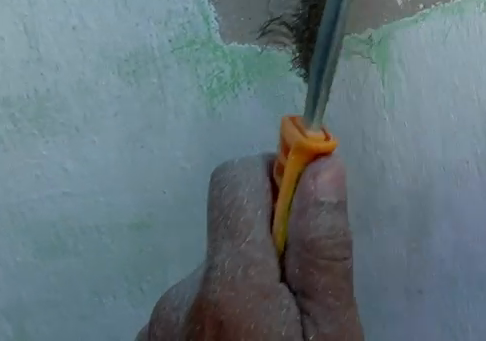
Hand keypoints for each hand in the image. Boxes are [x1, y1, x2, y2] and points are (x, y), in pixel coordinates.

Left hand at [140, 154, 363, 340]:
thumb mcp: (332, 334)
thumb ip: (323, 247)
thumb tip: (322, 164)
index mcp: (226, 286)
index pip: (234, 180)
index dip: (274, 178)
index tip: (304, 211)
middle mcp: (176, 302)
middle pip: (228, 235)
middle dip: (269, 250)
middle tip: (302, 309)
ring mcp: (153, 335)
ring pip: (212, 278)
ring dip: (243, 293)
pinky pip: (190, 313)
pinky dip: (217, 324)